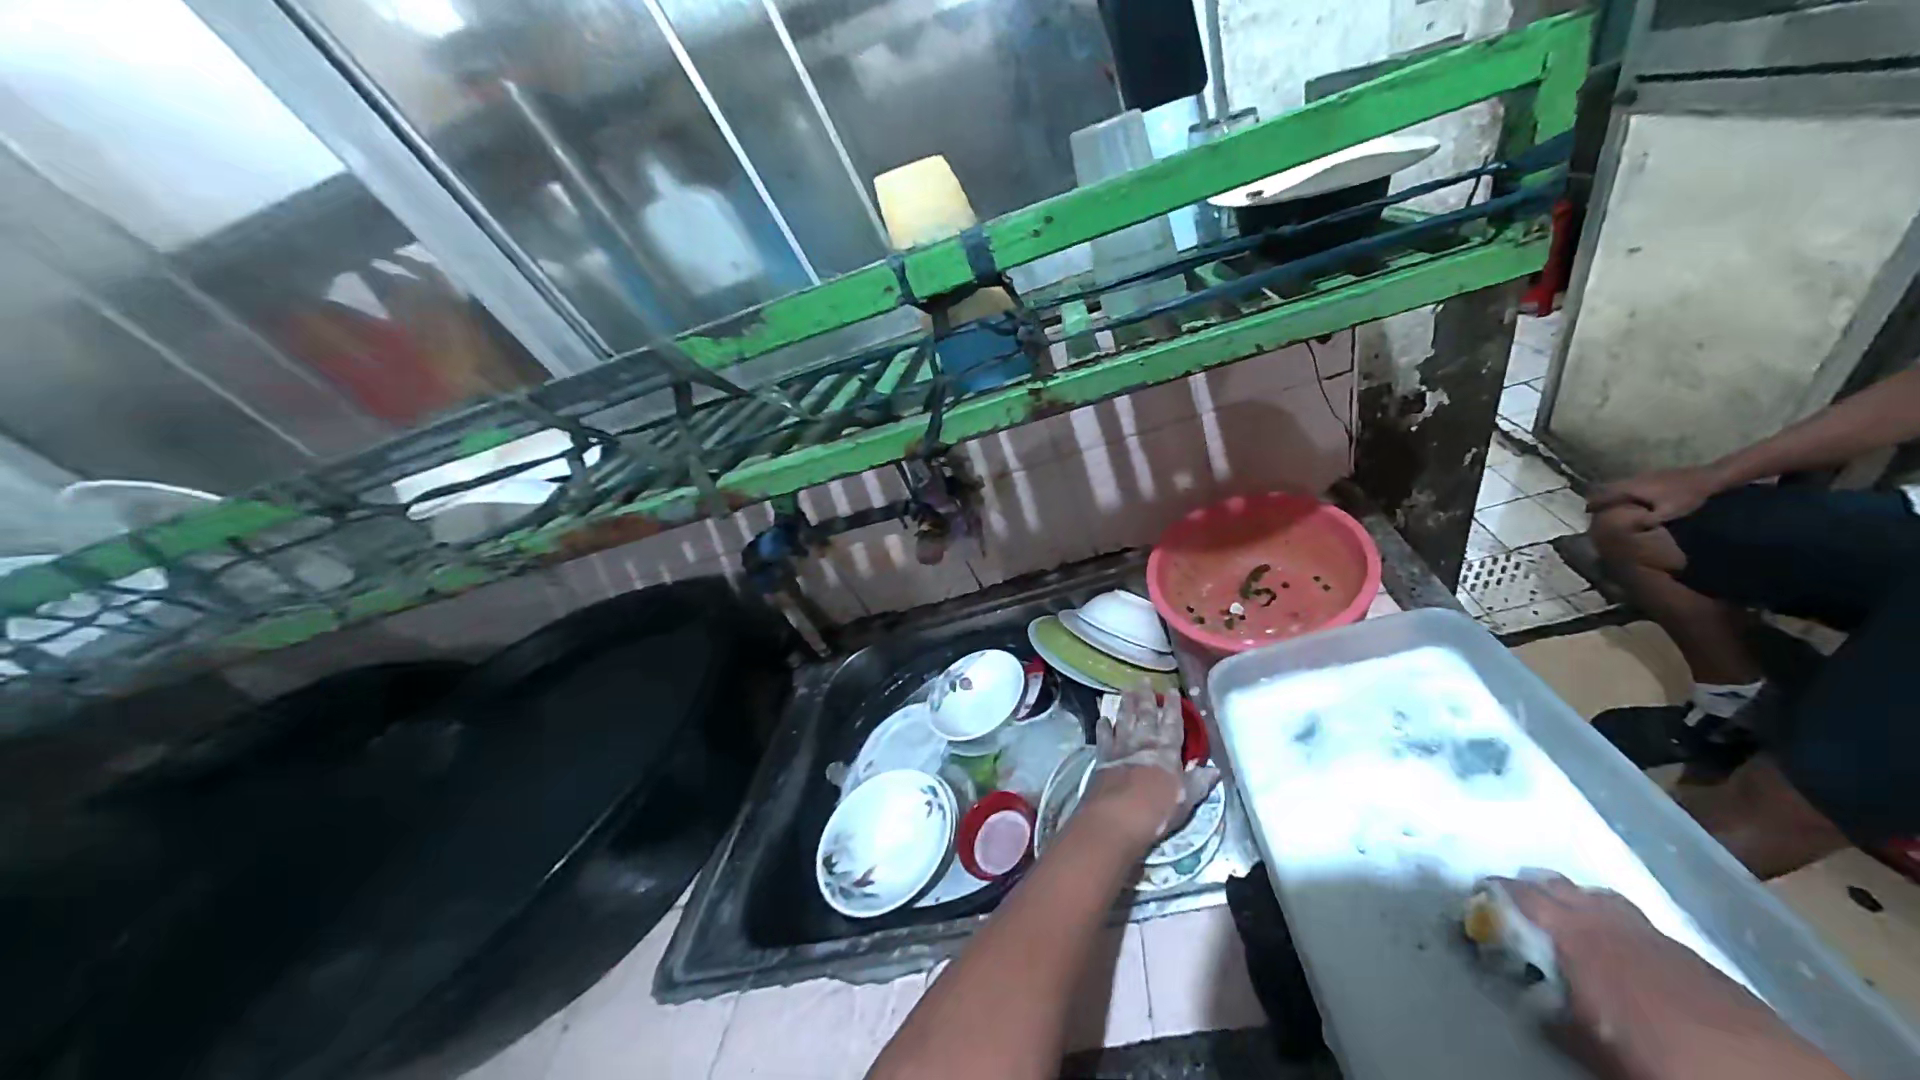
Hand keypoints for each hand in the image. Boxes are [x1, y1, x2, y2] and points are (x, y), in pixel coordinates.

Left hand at [1091, 682, 1219, 841]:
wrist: (1118, 814)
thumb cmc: (1158, 808)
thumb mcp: (1187, 798)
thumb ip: (1199, 782)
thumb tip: (1215, 770)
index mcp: (1167, 750)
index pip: (1172, 723)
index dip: (1173, 706)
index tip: (1171, 690)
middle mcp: (1144, 742)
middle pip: (1146, 715)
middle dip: (1146, 697)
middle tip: (1143, 680)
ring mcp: (1121, 747)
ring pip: (1124, 720)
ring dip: (1125, 705)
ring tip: (1125, 690)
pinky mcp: (1103, 756)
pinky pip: (1103, 737)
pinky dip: (1103, 727)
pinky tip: (1102, 719)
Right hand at [1497, 873, 1845, 1079]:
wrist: (1760, 1077)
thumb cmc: (1652, 1055)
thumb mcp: (1581, 1038)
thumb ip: (1544, 1007)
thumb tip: (1520, 993)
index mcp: (1571, 933)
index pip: (1517, 893)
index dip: (1491, 889)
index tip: (1475, 895)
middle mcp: (1604, 918)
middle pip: (1556, 883)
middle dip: (1530, 889)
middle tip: (1514, 906)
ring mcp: (1649, 930)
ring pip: (1596, 895)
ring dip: (1573, 901)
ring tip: (1565, 923)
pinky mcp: (1686, 950)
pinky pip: (1631, 920)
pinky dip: (1610, 924)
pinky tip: (1616, 952)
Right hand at [1586, 465, 1724, 525]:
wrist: (1711, 477)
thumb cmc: (1687, 497)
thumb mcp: (1667, 513)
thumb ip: (1645, 521)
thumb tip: (1625, 528)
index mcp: (1630, 490)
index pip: (1602, 496)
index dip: (1592, 505)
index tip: (1586, 513)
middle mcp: (1631, 481)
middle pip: (1606, 488)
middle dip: (1599, 498)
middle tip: (1596, 509)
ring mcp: (1642, 476)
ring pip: (1618, 485)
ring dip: (1612, 494)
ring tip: (1613, 504)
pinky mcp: (1652, 474)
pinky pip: (1630, 483)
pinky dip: (1625, 491)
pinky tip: (1634, 497)